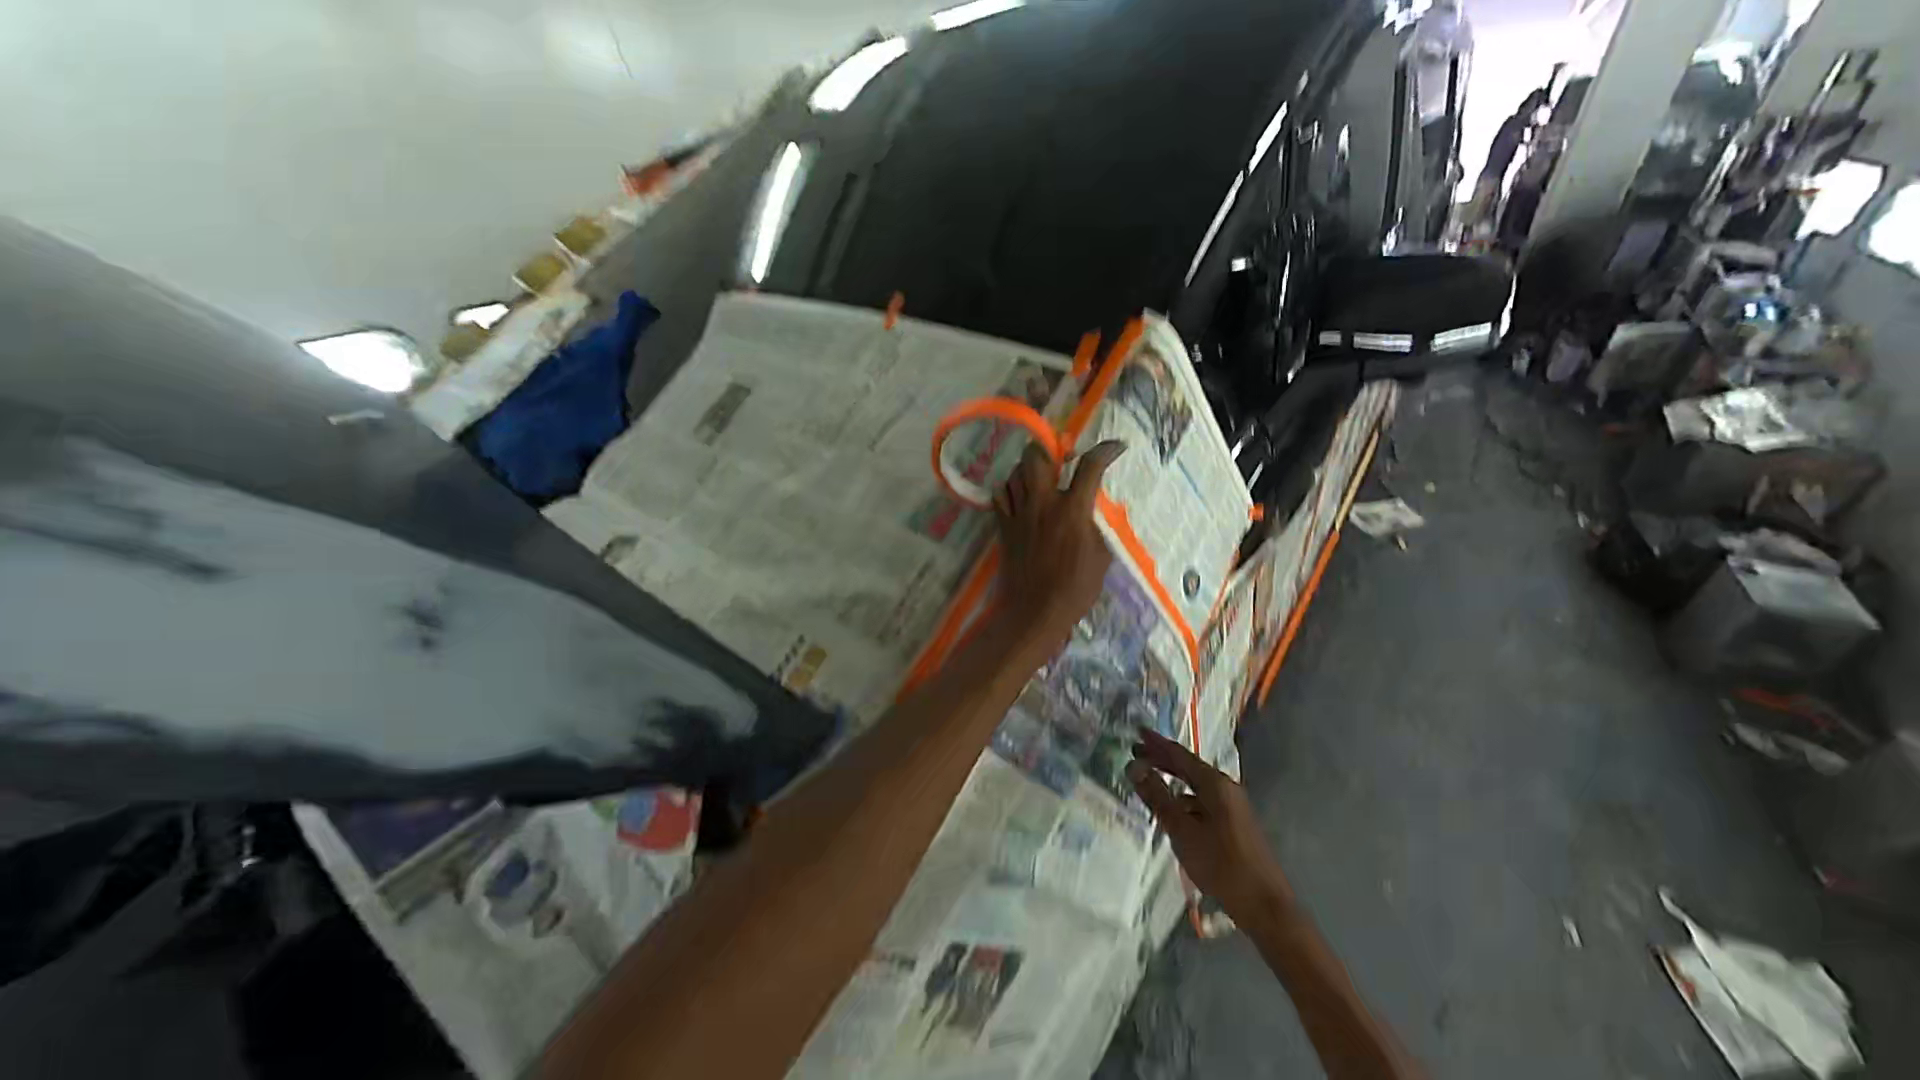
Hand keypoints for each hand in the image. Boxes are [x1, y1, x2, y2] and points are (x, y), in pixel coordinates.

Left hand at [992, 440, 1124, 652]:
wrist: (1034, 611)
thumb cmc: (1075, 588)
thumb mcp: (1102, 556)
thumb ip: (1100, 526)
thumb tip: (1098, 509)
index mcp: (1073, 510)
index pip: (1091, 467)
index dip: (1106, 450)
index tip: (1116, 448)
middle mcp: (1043, 504)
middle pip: (1037, 456)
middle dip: (1050, 449)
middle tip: (1063, 460)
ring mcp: (1018, 513)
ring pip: (1015, 473)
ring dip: (1030, 470)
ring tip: (1042, 479)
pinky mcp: (1003, 526)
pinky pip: (999, 495)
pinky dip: (1009, 490)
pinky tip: (1020, 498)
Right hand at [1128, 729, 1291, 917]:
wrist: (1264, 905)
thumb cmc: (1220, 864)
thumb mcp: (1182, 830)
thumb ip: (1157, 797)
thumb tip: (1134, 767)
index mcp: (1215, 784)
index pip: (1180, 755)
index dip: (1157, 744)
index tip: (1137, 732)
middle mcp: (1226, 789)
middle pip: (1189, 767)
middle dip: (1163, 759)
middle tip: (1137, 751)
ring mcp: (1232, 807)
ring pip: (1196, 785)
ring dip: (1172, 779)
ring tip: (1149, 779)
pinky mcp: (1233, 824)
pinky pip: (1202, 800)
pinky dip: (1183, 798)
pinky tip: (1172, 809)